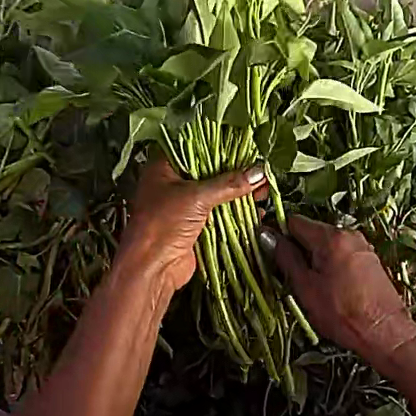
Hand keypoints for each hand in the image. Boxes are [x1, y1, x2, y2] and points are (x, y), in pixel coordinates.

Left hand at [117, 155, 267, 291]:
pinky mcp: (195, 225)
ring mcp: (184, 205)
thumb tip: (258, 172)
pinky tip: (256, 209)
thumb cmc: (162, 225)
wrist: (152, 269)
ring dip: (239, 193)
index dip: (222, 146)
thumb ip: (229, 183)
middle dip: (236, 172)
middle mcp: (173, 183)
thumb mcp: (197, 197)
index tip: (247, 146)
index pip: (196, 146)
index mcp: (164, 167)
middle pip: (210, 171)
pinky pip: (219, 213)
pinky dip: (236, 211)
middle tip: (260, 171)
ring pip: (217, 193)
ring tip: (263, 189)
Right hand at [260, 216, 415, 366]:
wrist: (385, 332)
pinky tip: (330, 287)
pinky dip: (330, 264)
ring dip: (314, 258)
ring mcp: (362, 245)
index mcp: (330, 237)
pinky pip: (342, 253)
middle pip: (312, 231)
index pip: (294, 221)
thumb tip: (266, 236)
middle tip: (289, 276)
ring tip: (310, 285)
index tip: (270, 252)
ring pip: (327, 244)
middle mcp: (348, 233)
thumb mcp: (305, 287)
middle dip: (297, 249)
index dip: (278, 234)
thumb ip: (286, 258)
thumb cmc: (342, 313)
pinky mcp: (370, 259)